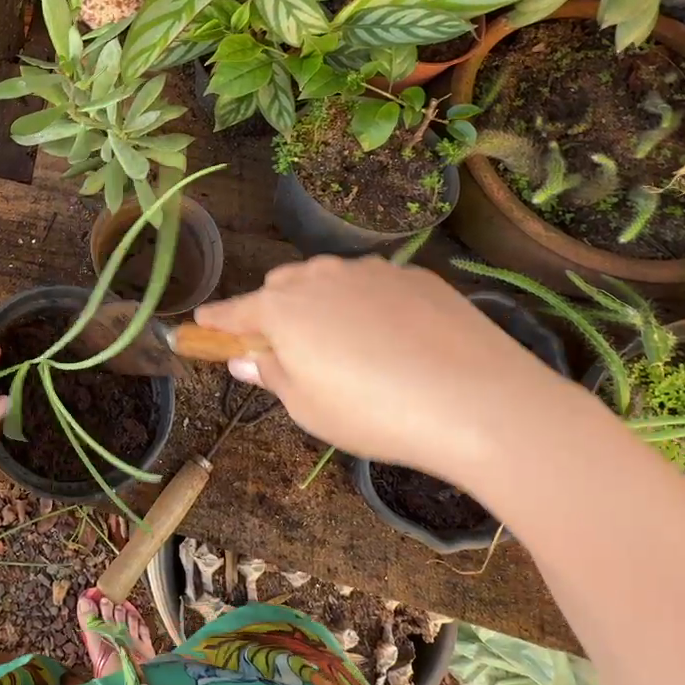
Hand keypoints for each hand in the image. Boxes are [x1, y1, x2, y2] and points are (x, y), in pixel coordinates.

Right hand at [195, 256, 580, 481]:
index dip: (215, 322)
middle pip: (280, 286)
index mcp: (281, 308)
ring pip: (329, 279)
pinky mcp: (417, 276)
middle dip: (275, 310)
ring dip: (323, 303)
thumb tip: (247, 360)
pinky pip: (375, 285)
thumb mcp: (308, 409)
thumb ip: (271, 376)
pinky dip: (371, 305)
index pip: (232, 311)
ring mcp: (371, 271)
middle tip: (293, 351)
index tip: (201, 326)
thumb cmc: (376, 414)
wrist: (483, 404)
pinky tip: (399, 342)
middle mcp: (319, 276)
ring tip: (351, 347)